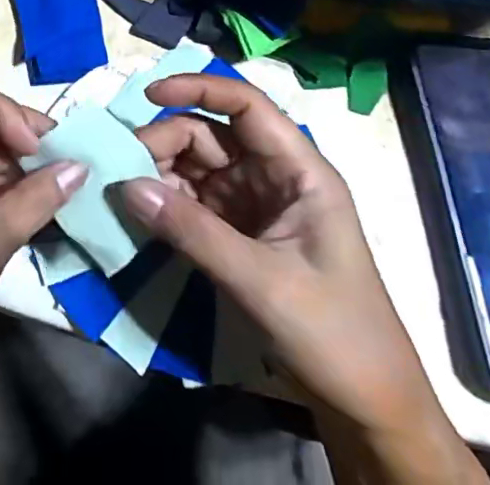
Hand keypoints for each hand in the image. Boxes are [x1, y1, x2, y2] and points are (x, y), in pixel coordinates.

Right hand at [116, 75, 437, 436]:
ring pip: (200, 167)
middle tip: (122, 168)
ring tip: (122, 189)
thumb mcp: (261, 281)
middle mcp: (276, 175)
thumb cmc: (333, 331)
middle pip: (214, 135)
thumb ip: (192, 231)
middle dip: (167, 140)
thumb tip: (126, 185)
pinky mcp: (242, 234)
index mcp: (300, 169)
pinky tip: (139, 212)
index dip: (200, 88)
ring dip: (161, 172)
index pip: (247, 105)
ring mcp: (256, 204)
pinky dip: (168, 203)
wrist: (367, 402)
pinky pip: (197, 203)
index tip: (150, 94)